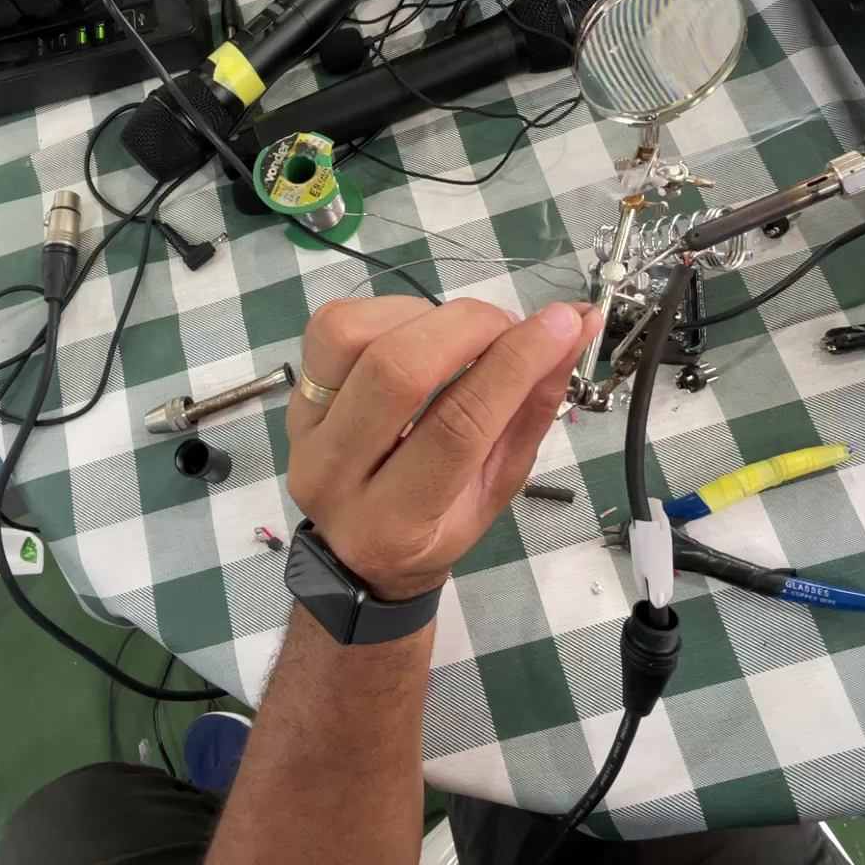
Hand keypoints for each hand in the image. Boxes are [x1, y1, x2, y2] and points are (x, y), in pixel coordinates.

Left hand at [285, 298, 600, 601]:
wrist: (355, 551)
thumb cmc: (437, 525)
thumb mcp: (497, 487)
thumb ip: (531, 410)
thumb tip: (570, 330)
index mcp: (396, 521)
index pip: (457, 427)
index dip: (512, 365)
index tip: (559, 324)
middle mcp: (334, 474)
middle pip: (395, 371)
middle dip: (467, 329)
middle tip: (507, 328)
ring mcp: (303, 430)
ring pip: (350, 336)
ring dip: (421, 316)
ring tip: (459, 333)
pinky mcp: (295, 394)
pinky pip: (333, 326)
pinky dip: (388, 313)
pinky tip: (417, 331)